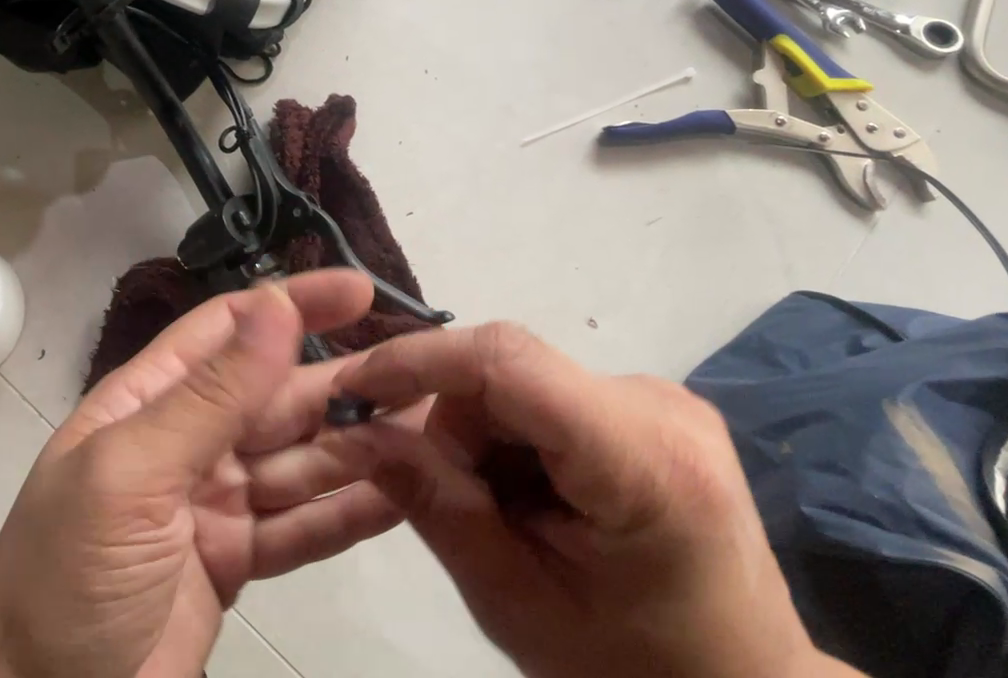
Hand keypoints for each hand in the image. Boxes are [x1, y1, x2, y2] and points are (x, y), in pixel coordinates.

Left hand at [0, 270, 403, 677]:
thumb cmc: (72, 568)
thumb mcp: (131, 471)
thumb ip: (208, 395)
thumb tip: (274, 305)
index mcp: (148, 402)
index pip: (227, 331)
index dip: (290, 305)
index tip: (359, 290)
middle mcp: (184, 441)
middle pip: (275, 396)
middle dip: (343, 384)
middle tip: (424, 376)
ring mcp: (213, 502)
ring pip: (298, 460)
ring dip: (360, 446)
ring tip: (432, 430)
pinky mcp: (236, 560)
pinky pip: (301, 526)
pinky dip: (347, 512)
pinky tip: (404, 496)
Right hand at [314, 323, 861, 677]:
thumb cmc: (632, 672)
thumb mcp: (515, 602)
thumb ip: (435, 506)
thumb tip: (355, 429)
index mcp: (643, 461)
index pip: (506, 363)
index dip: (415, 360)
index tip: (349, 389)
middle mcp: (658, 404)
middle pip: (502, 372)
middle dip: (450, 426)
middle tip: (451, 503)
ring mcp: (658, 398)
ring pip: (513, 380)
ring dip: (477, 436)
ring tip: (503, 515)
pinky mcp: (647, 404)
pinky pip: (539, 393)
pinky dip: (507, 438)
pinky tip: (530, 498)